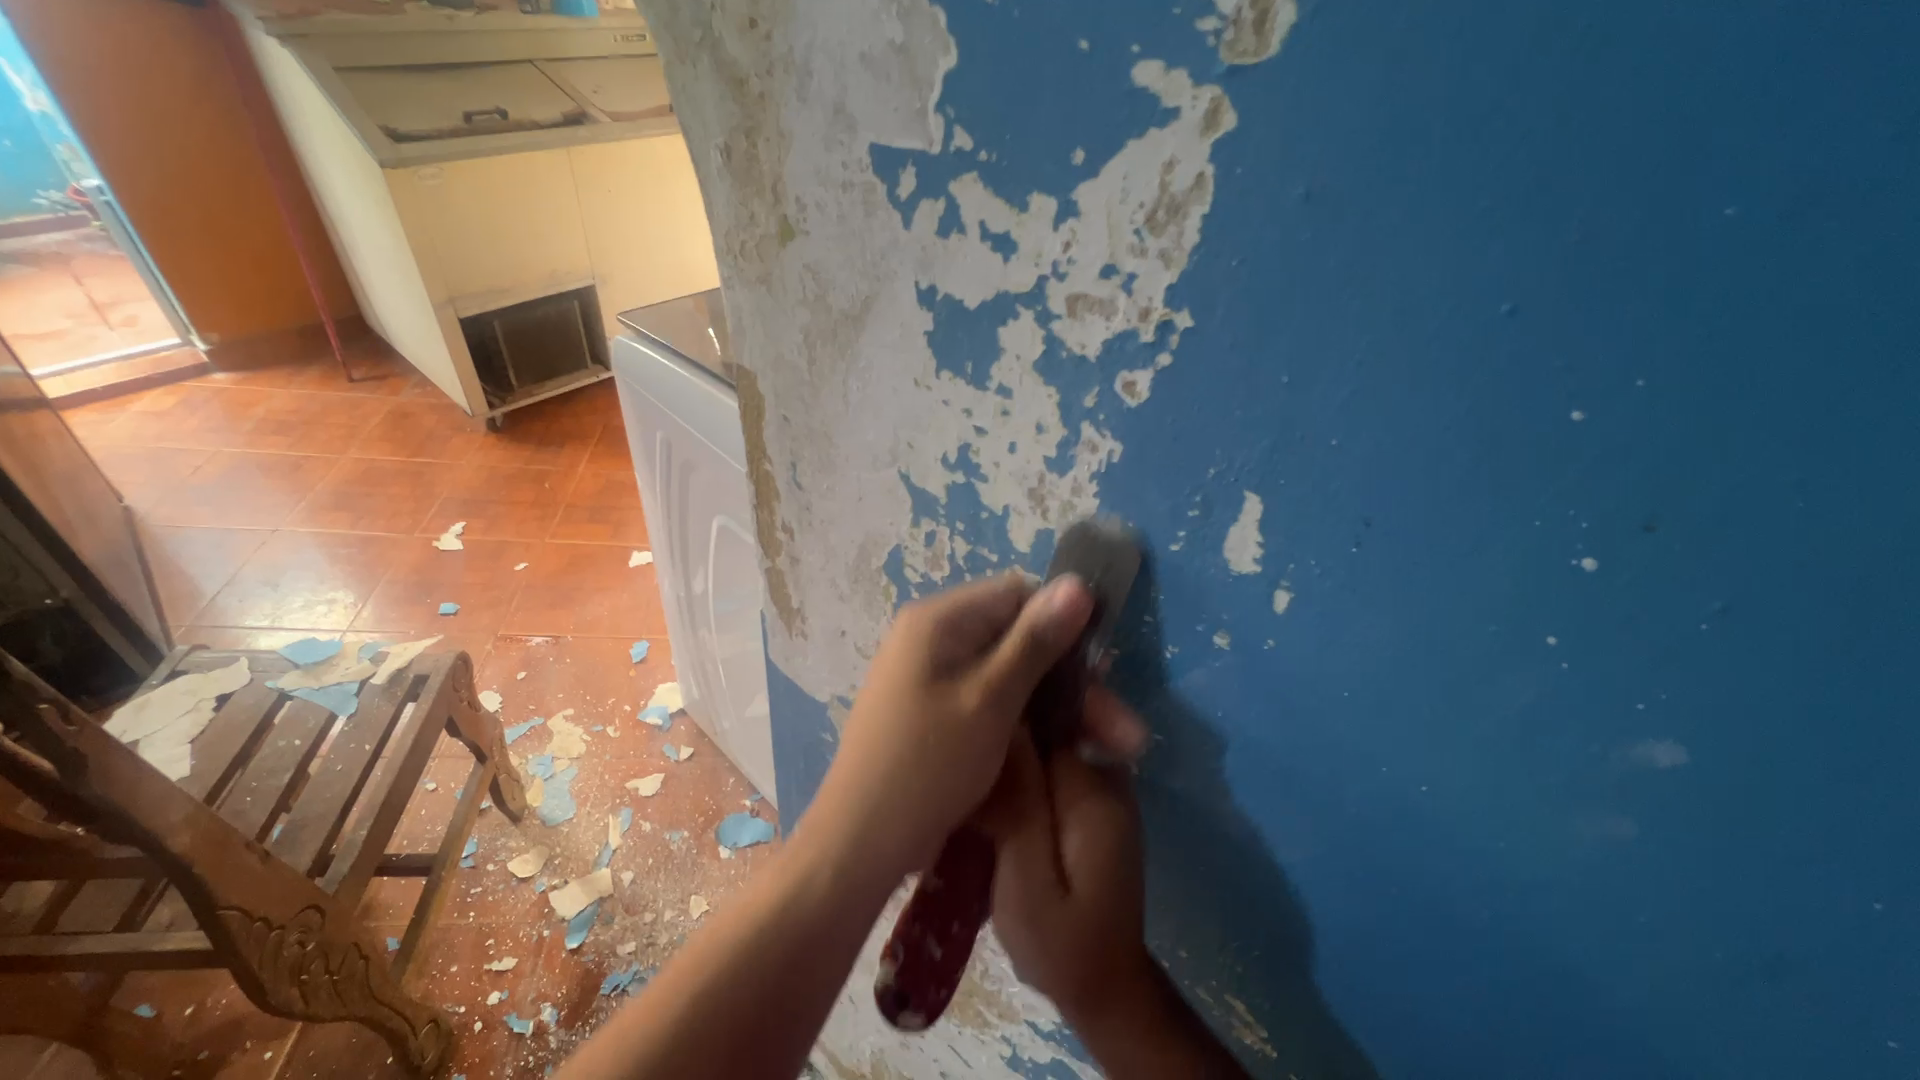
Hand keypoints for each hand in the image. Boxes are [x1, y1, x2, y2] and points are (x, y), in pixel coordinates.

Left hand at [811, 573, 1095, 878]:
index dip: (1066, 625)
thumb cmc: (927, 765)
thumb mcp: (990, 700)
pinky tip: (1064, 749)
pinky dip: (1027, 721)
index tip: (1105, 670)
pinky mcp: (934, 714)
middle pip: (1019, 640)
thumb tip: (1078, 582)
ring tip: (1113, 747)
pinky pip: (991, 701)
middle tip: (1124, 732)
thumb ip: (1035, 641)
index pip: (1019, 595)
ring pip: (1011, 676)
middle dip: (1073, 682)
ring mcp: (931, 678)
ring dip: (1058, 706)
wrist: (860, 842)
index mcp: (939, 620)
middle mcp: (932, 639)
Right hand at [987, 686, 1154, 1024]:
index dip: (998, 728)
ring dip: (1006, 766)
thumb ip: (1018, 803)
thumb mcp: (1026, 881)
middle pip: (1042, 732)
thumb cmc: (1061, 944)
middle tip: (953, 774)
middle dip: (1000, 746)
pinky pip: (1048, 775)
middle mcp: (1105, 777)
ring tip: (963, 786)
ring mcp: (1102, 792)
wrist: (1105, 988)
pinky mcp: (1091, 809)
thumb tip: (1003, 725)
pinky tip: (988, 806)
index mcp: (1091, 789)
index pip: (1040, 723)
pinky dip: (1020, 784)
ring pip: (1042, 752)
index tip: (958, 743)